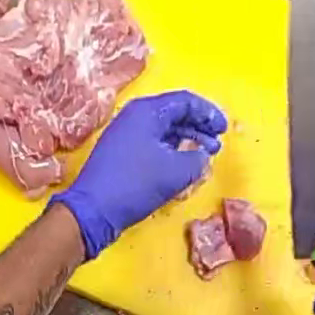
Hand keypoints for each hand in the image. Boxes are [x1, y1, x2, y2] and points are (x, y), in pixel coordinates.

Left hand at [53, 91, 227, 259]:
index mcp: (147, 111)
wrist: (92, 212)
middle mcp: (133, 118)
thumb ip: (196, 160)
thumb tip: (202, 157)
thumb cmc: (134, 186)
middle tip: (215, 146)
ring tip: (200, 160)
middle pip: (173, 116)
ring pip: (161, 134)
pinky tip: (177, 171)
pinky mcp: (118, 158)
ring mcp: (123, 138)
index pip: (185, 102)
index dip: (209, 114)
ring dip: (183, 145)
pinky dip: (167, 156)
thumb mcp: (174, 173)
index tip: (223, 129)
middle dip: (198, 130)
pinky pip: (150, 149)